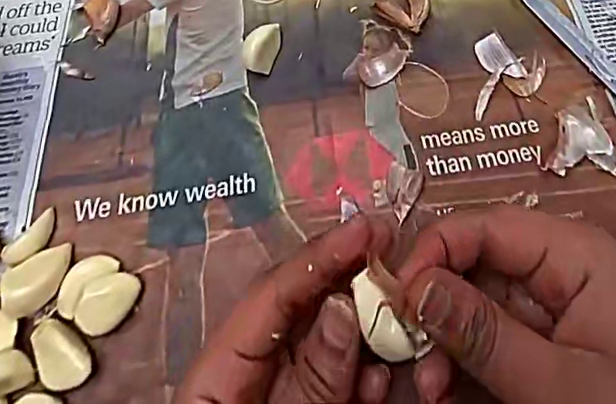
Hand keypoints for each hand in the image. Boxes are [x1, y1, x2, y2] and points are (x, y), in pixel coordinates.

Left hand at [175, 215, 395, 403]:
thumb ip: (309, 376)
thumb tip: (343, 305)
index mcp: (218, 363)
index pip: (273, 291)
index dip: (321, 256)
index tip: (365, 228)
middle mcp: (246, 366)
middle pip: (302, 309)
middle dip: (347, 278)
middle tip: (388, 242)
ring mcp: (275, 387)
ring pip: (325, 343)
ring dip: (364, 326)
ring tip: (397, 302)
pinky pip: (337, 386)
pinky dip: (363, 377)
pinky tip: (384, 372)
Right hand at [397, 207, 615, 403]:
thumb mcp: (562, 387)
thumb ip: (484, 334)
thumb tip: (413, 286)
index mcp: (573, 254)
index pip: (483, 226)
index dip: (433, 250)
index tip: (397, 292)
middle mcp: (558, 269)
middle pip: (473, 264)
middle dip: (434, 304)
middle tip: (403, 344)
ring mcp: (552, 309)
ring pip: (473, 303)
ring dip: (442, 340)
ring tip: (426, 382)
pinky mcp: (548, 346)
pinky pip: (490, 338)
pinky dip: (462, 361)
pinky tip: (443, 388)